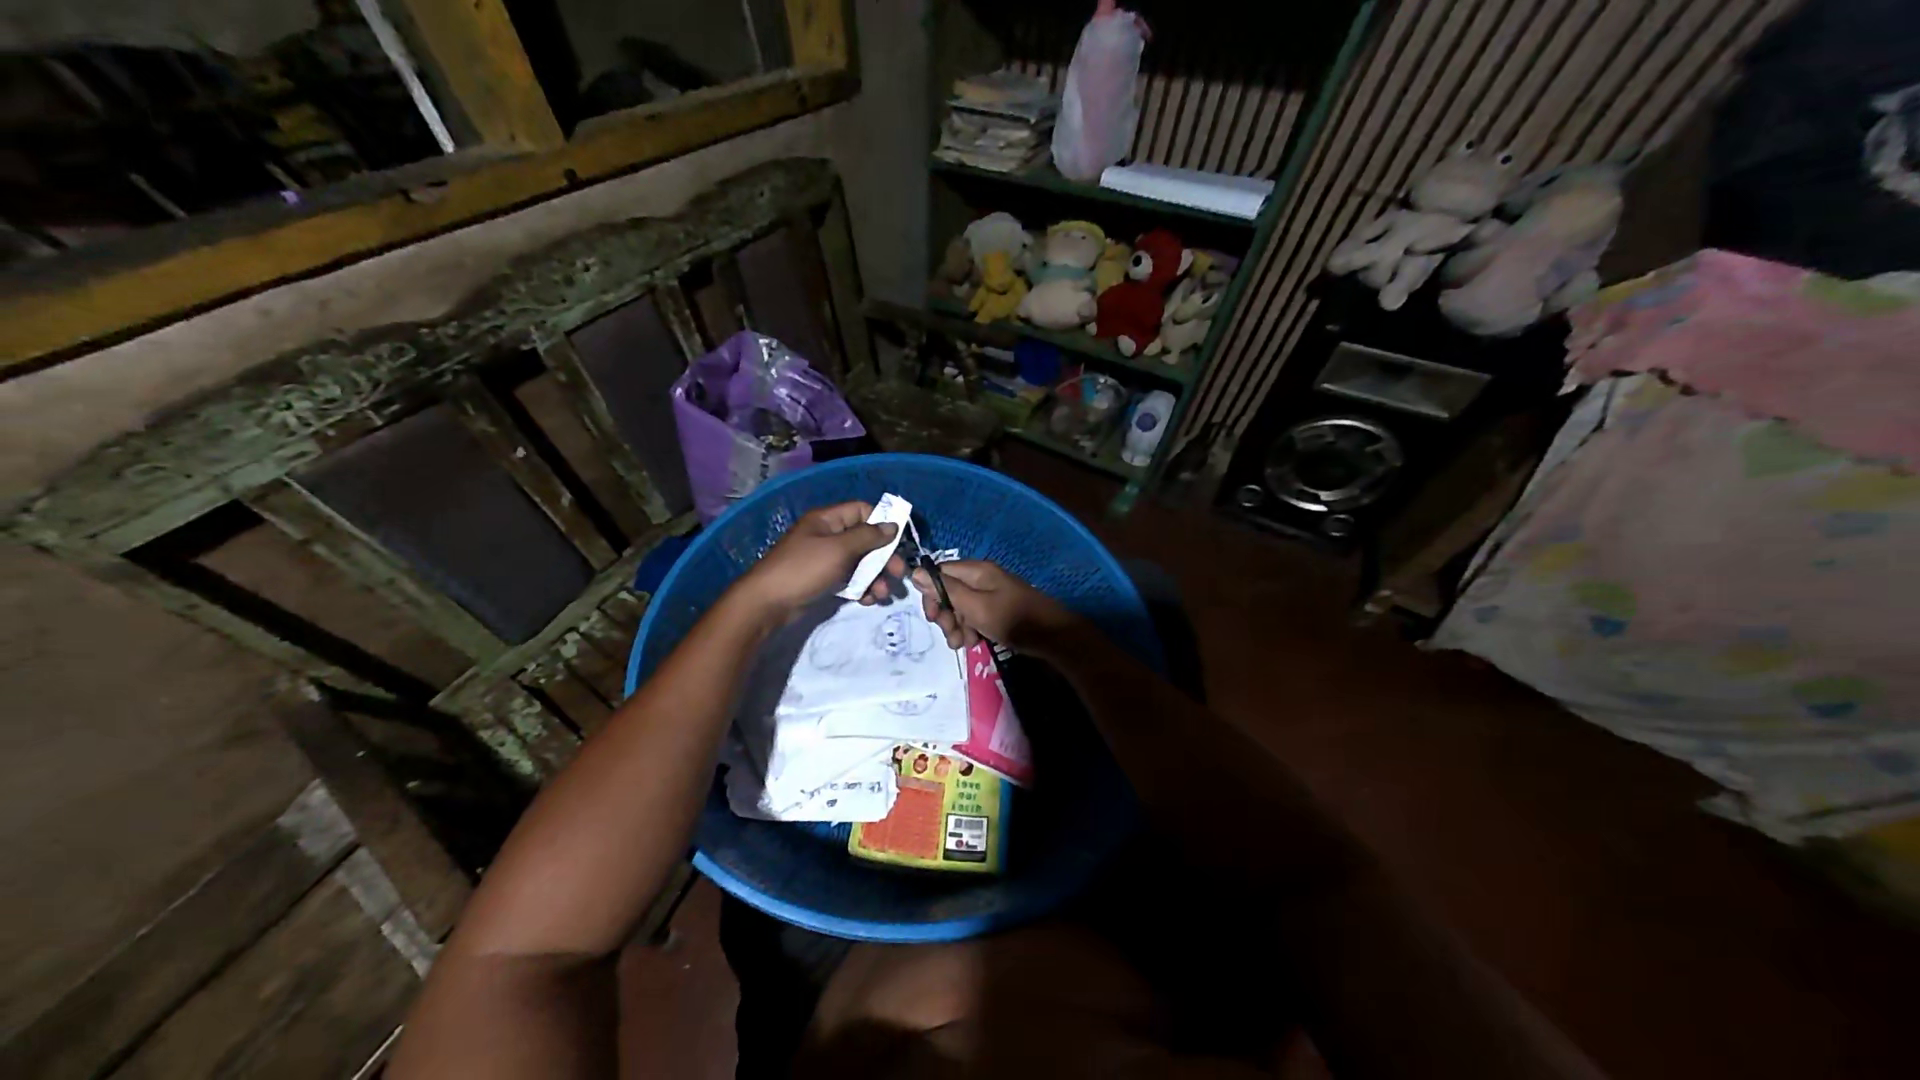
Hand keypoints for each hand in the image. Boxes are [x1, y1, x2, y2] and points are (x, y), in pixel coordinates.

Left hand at [732, 501, 899, 616]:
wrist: (768, 603)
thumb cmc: (804, 569)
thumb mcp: (839, 549)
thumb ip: (868, 536)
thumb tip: (892, 524)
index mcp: (828, 520)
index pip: (862, 511)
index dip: (882, 522)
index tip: (898, 541)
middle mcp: (828, 536)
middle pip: (866, 539)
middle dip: (884, 557)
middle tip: (898, 573)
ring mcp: (826, 559)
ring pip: (861, 562)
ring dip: (876, 576)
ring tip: (882, 593)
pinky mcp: (825, 580)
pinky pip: (851, 579)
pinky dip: (863, 587)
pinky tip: (868, 600)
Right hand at [909, 560, 1072, 650]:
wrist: (1052, 636)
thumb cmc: (1012, 618)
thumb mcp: (975, 605)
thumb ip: (946, 590)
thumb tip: (915, 571)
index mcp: (976, 571)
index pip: (940, 573)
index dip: (931, 594)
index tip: (933, 616)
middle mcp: (981, 579)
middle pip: (948, 592)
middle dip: (945, 615)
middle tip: (951, 633)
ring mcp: (990, 595)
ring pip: (960, 607)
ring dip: (956, 626)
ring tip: (963, 643)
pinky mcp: (996, 610)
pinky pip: (974, 616)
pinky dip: (969, 629)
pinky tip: (973, 643)